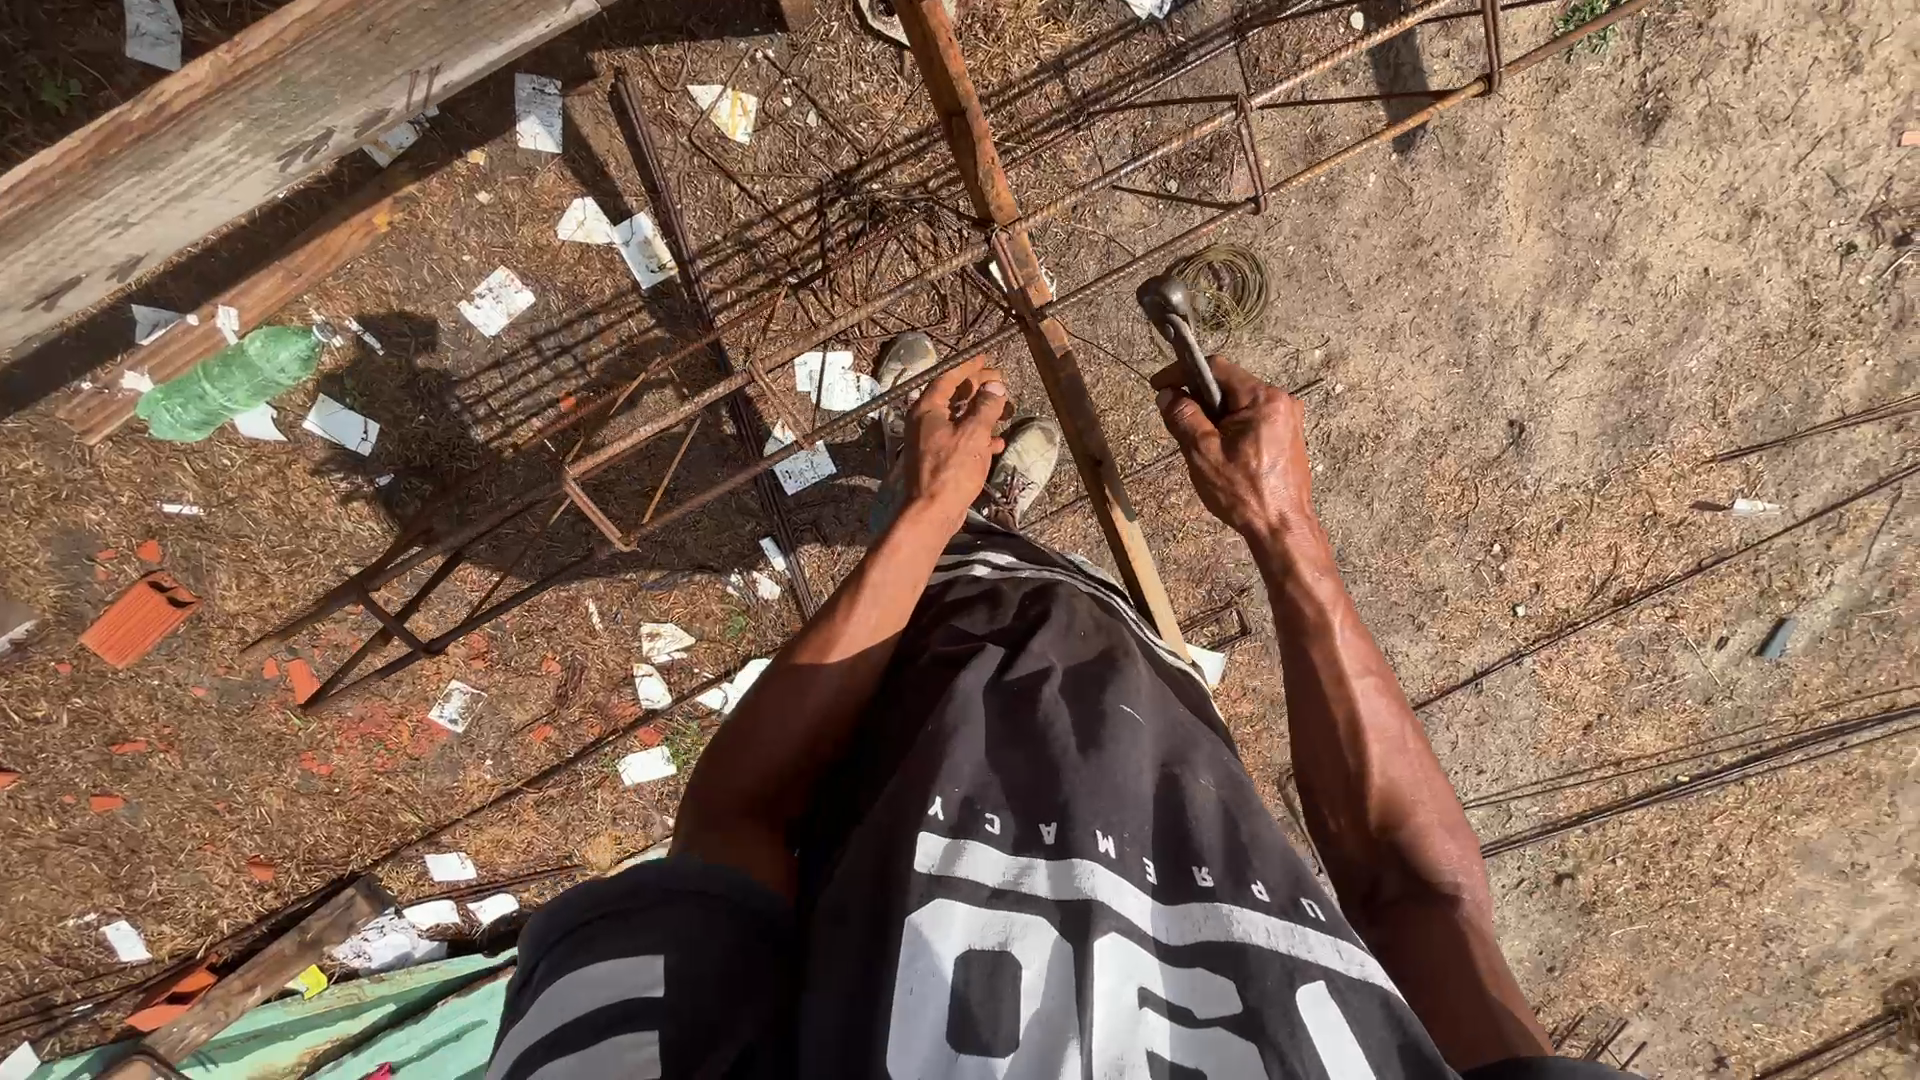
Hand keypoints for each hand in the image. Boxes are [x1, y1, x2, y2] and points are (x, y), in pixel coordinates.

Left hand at [900, 355, 1009, 531]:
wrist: (933, 510)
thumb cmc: (951, 470)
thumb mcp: (973, 434)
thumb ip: (985, 407)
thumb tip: (995, 387)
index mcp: (927, 409)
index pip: (947, 378)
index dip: (968, 367)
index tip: (984, 360)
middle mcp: (925, 422)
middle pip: (953, 397)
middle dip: (978, 390)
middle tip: (1000, 383)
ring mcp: (931, 441)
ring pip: (959, 419)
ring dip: (982, 413)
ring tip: (1006, 411)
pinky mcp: (939, 459)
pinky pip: (960, 440)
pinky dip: (978, 437)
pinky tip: (997, 442)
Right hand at [1154, 356, 1315, 548]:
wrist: (1282, 528)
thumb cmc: (1244, 493)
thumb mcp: (1203, 454)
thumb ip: (1184, 418)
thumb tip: (1167, 395)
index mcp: (1263, 399)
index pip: (1216, 367)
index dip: (1182, 372)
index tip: (1159, 386)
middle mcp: (1281, 400)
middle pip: (1229, 385)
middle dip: (1197, 399)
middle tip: (1175, 422)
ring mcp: (1287, 417)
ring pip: (1238, 403)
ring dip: (1212, 415)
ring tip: (1196, 444)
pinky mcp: (1287, 434)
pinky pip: (1251, 418)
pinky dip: (1229, 426)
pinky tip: (1218, 452)